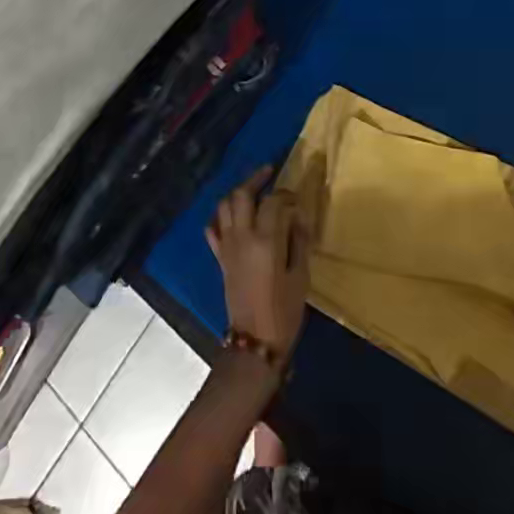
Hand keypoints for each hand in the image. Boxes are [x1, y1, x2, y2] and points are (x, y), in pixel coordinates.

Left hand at [205, 166, 310, 360]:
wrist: (255, 340)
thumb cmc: (284, 311)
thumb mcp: (301, 275)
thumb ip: (298, 241)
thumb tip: (296, 216)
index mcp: (266, 240)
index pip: (272, 201)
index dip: (285, 193)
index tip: (296, 197)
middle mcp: (242, 236)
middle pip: (240, 194)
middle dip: (254, 179)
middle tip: (269, 172)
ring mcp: (226, 246)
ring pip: (223, 206)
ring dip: (237, 193)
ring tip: (252, 190)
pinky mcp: (219, 257)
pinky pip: (213, 228)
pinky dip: (220, 217)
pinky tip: (232, 217)